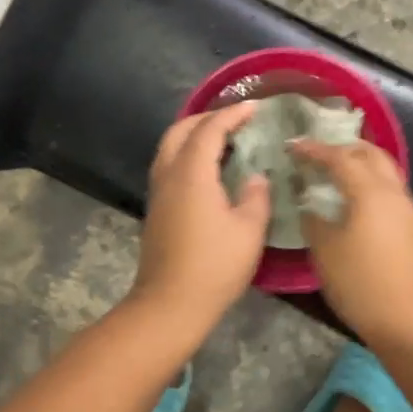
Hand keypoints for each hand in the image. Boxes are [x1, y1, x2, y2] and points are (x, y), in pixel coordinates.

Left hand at [131, 103, 271, 326]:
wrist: (169, 304)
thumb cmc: (214, 266)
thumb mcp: (248, 231)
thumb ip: (255, 196)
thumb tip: (256, 177)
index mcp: (191, 172)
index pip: (209, 129)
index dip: (232, 114)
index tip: (254, 107)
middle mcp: (168, 174)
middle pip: (181, 130)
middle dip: (207, 118)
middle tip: (236, 119)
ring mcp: (158, 191)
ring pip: (170, 147)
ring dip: (194, 135)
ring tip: (224, 140)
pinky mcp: (156, 208)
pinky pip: (169, 165)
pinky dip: (187, 154)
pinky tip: (209, 170)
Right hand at [291, 139, 412, 347]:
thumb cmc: (362, 285)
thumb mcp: (325, 251)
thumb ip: (313, 219)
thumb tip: (309, 204)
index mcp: (370, 191)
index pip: (339, 157)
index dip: (312, 149)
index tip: (290, 146)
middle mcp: (394, 193)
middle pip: (370, 154)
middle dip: (342, 148)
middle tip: (316, 154)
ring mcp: (408, 211)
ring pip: (384, 171)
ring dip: (358, 165)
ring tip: (332, 175)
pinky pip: (389, 191)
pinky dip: (369, 185)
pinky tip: (352, 203)